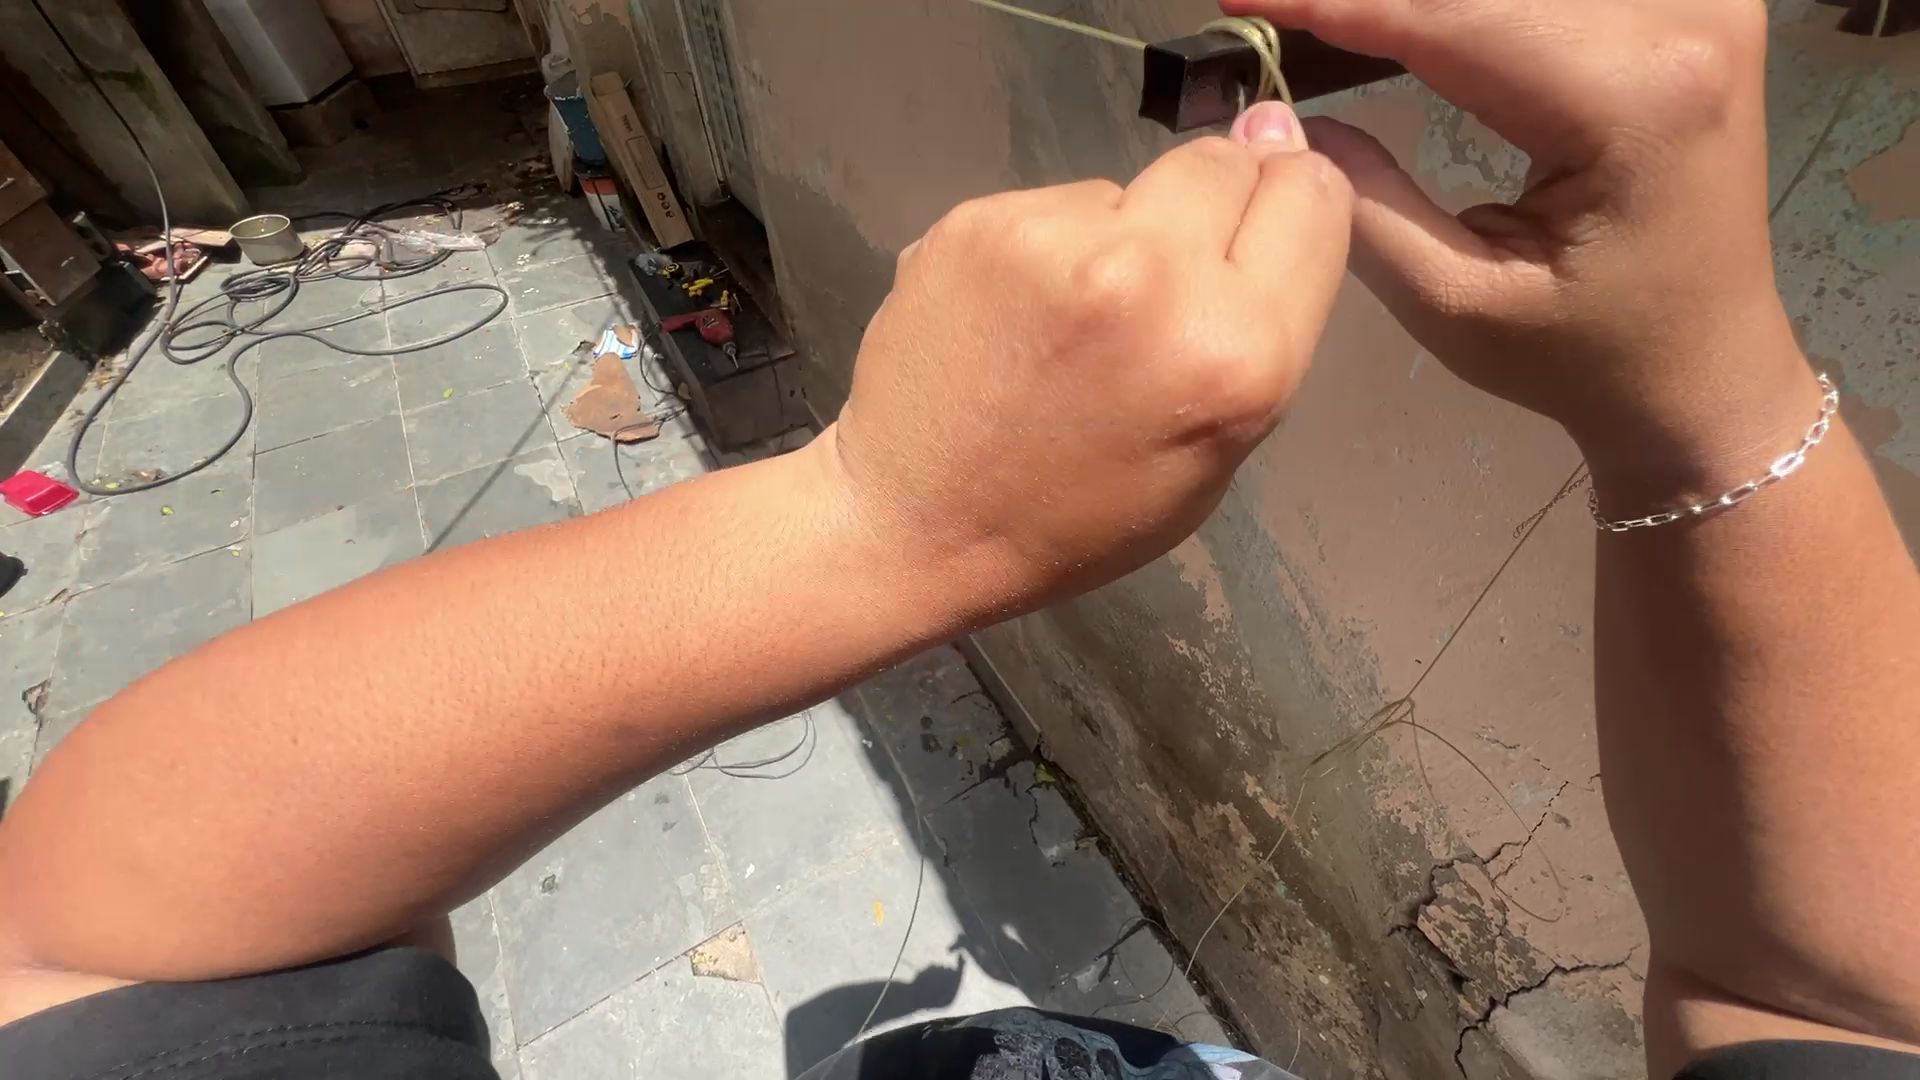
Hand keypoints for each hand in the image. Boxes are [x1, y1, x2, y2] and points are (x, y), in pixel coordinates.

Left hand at [820, 104, 1351, 618]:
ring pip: (1125, 187)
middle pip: (1223, 163)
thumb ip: (1253, 332)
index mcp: (1237, 355)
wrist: (916, 525)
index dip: (1282, 211)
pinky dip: (1043, 247)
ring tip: (1061, 323)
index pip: (1310, 197)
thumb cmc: (1071, 522)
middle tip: (1149, 289)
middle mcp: (1155, 276)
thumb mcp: (1208, 461)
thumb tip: (1272, 171)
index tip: (1247, 236)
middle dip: (1203, 214)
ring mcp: (1056, 239)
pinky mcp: (976, 221)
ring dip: (1115, 236)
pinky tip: (1009, 315)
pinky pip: (1048, 206)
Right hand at [1229, 0, 1816, 488]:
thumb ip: (1368, 210)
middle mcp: (1682, 15)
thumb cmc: (1570, 352)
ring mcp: (1693, 0)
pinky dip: (1455, 0)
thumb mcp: (1450, 301)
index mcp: (1629, 96)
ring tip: (1323, 11)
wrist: (1691, 362)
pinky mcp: (1677, 10)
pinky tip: (1401, 13)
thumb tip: (1293, 128)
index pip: (1450, 16)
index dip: (1336, 1)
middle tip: (1267, 1)